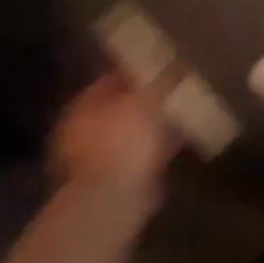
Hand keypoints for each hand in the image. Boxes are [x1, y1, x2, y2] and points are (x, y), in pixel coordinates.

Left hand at [50, 72, 177, 207]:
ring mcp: (95, 158)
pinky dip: (155, 148)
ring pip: (129, 132)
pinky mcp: (113, 180)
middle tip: (174, 88)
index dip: (136, 70)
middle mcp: (82, 131)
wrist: (112, 201)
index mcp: (83, 107)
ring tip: (181, 114)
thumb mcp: (148, 100)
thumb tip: (179, 62)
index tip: (162, 64)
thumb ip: (163, 80)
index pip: (110, 79)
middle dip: (145, 99)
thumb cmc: (123, 142)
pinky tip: (178, 141)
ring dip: (151, 125)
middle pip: (118, 106)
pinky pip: (139, 154)